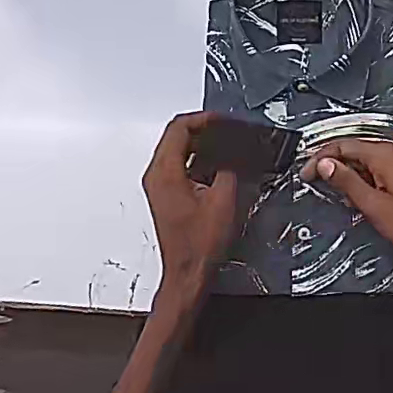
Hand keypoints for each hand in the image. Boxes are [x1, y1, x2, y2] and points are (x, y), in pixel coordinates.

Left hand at [143, 112, 240, 286]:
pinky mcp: (167, 195)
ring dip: (202, 145)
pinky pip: (180, 166)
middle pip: (176, 137)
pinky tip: (220, 167)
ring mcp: (159, 186)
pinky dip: (199, 160)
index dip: (204, 119)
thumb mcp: (224, 198)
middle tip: (228, 130)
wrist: (188, 272)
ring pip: (178, 151)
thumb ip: (229, 166)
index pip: (179, 128)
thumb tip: (235, 149)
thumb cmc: (200, 244)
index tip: (223, 120)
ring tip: (228, 146)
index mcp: (165, 172)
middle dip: (204, 130)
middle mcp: (156, 176)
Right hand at [300, 139, 392, 266]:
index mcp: (386, 156)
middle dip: (332, 165)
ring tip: (336, 193)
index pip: (343, 145)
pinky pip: (377, 172)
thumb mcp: (374, 206)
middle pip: (354, 151)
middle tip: (314, 180)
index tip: (307, 171)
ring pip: (365, 163)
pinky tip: (358, 199)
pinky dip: (363, 182)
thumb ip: (347, 183)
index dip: (320, 157)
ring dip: (347, 175)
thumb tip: (327, 165)